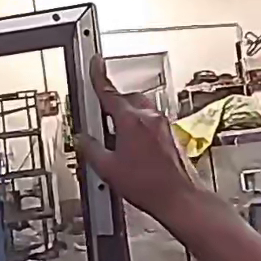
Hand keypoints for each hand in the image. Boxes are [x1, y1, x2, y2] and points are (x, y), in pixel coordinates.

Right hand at [78, 56, 210, 223]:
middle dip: (112, 105)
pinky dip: (140, 128)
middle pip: (126, 99)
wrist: (179, 198)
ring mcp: (163, 125)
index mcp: (131, 121)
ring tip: (117, 140)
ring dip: (127, 117)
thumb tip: (81, 140)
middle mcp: (150, 118)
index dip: (98, 75)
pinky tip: (135, 149)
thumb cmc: (149, 185)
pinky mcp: (171, 134)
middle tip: (100, 120)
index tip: (95, 62)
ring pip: (140, 109)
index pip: (109, 92)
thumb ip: (90, 150)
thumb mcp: (108, 169)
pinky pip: (151, 122)